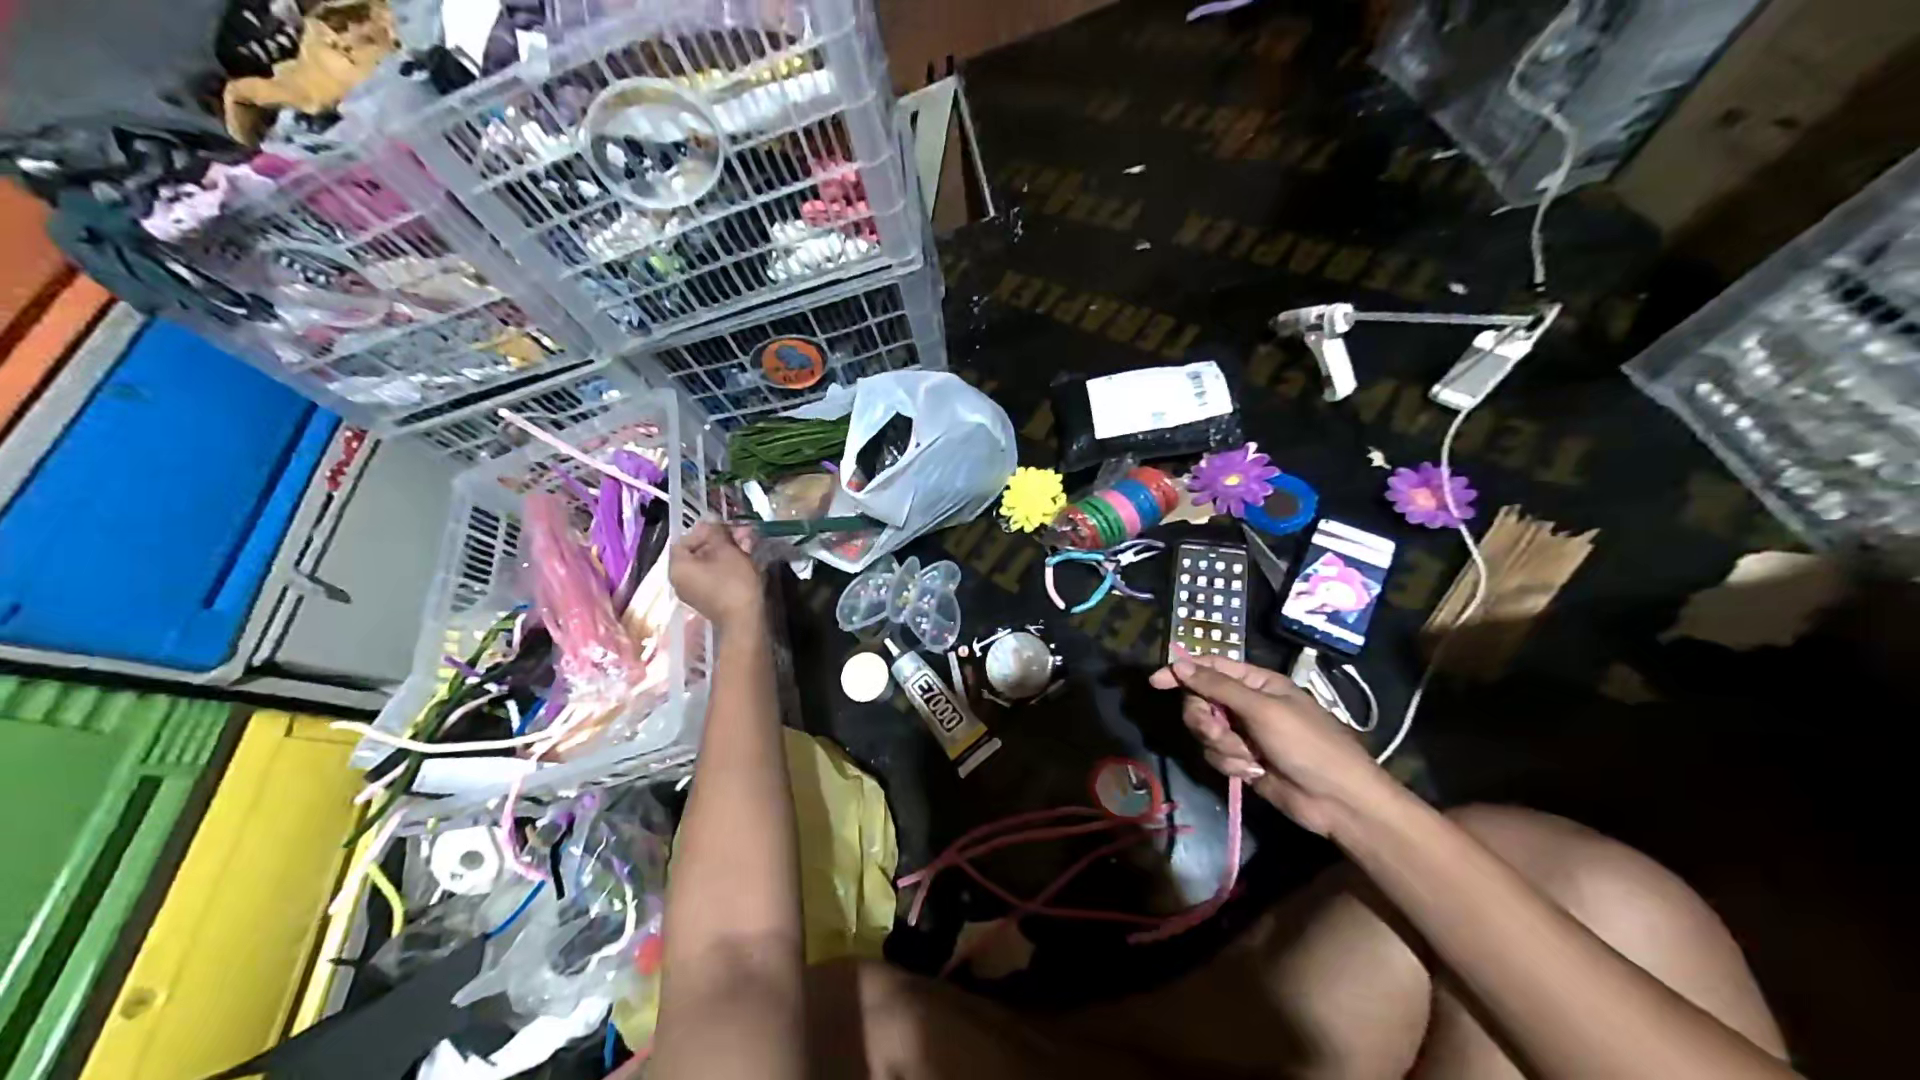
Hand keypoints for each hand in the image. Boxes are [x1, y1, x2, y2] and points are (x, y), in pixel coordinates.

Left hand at [670, 520, 763, 629]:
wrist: (745, 619)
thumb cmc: (733, 581)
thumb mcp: (726, 550)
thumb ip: (715, 532)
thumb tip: (710, 521)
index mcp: (678, 567)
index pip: (684, 540)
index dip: (704, 530)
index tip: (724, 528)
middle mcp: (680, 580)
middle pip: (697, 551)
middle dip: (720, 540)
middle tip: (741, 534)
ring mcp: (693, 591)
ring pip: (708, 563)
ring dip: (727, 551)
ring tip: (747, 544)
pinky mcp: (708, 598)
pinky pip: (713, 575)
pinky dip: (726, 565)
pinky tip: (745, 559)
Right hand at [1150, 654, 1392, 835]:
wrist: (1337, 800)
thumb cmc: (1307, 744)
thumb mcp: (1262, 709)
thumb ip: (1218, 686)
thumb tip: (1180, 664)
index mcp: (1257, 683)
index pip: (1210, 667)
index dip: (1181, 672)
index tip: (1156, 682)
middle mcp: (1247, 704)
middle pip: (1200, 701)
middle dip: (1206, 720)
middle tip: (1219, 732)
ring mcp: (1245, 733)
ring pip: (1205, 731)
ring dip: (1222, 746)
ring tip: (1248, 758)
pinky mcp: (1243, 760)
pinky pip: (1216, 755)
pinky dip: (1231, 764)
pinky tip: (1254, 772)